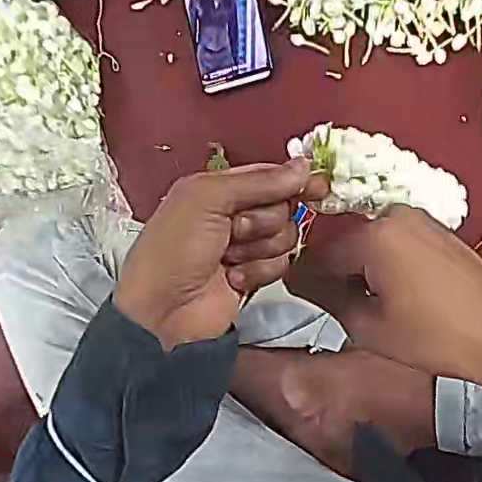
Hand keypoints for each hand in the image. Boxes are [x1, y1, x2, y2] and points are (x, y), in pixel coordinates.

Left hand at [114, 160, 325, 348]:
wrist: (163, 315)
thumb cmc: (172, 251)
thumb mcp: (206, 199)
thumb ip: (258, 181)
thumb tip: (304, 166)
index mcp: (217, 188)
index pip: (268, 176)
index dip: (292, 181)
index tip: (317, 186)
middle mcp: (233, 214)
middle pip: (282, 207)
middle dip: (263, 221)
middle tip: (233, 232)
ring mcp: (245, 247)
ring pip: (286, 237)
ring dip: (259, 249)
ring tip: (228, 259)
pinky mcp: (255, 275)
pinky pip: (281, 265)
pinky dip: (259, 272)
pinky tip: (232, 279)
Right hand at [285, 207, 481, 392]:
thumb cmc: (438, 337)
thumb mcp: (368, 325)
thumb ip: (325, 295)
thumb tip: (301, 278)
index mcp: (374, 236)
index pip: (318, 254)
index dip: (305, 280)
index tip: (304, 298)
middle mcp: (396, 216)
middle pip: (344, 244)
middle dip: (337, 274)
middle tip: (341, 309)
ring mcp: (420, 220)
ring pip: (369, 242)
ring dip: (362, 269)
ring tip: (373, 306)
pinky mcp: (436, 230)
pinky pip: (395, 241)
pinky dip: (386, 263)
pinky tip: (397, 294)